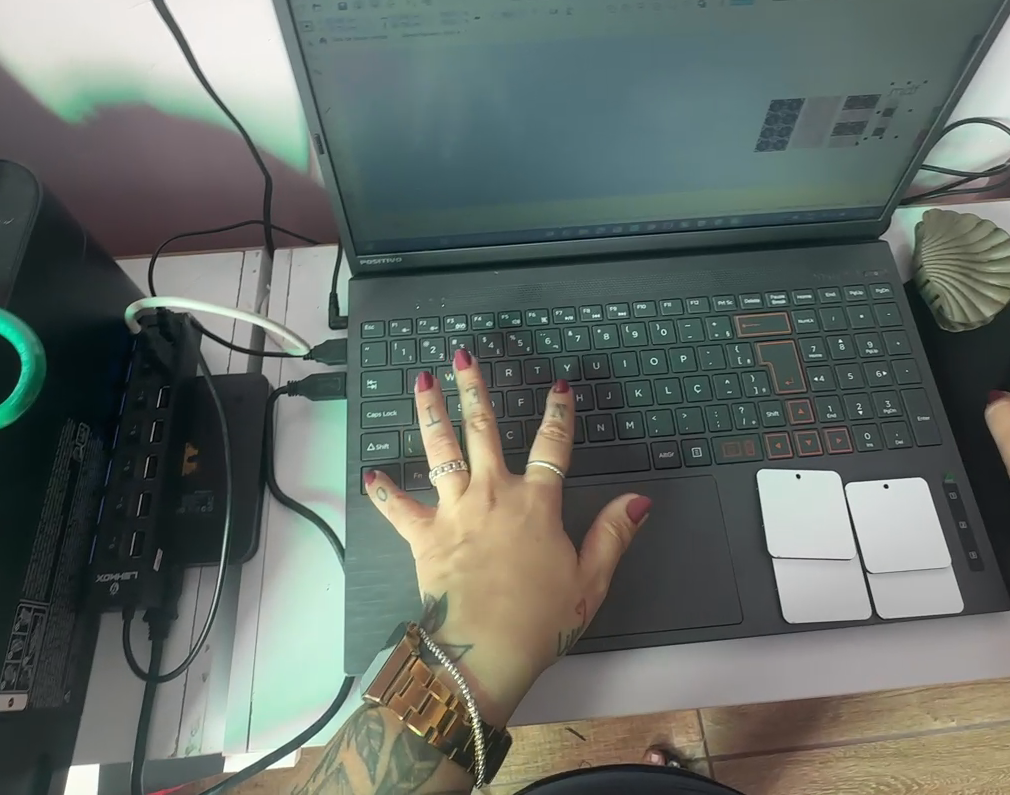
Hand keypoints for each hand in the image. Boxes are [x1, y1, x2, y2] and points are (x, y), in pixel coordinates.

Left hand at [360, 349, 650, 725]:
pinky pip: (400, 509)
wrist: (483, 652)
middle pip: (483, 430)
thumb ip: (612, 534)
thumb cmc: (539, 618)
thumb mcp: (589, 579)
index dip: (559, 415)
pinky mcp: (425, 535)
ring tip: (421, 381)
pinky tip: (370, 474)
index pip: (553, 447)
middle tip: (463, 357)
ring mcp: (455, 510)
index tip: (559, 386)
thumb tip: (639, 500)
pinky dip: (385, 493)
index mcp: (535, 503)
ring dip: (430, 413)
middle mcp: (492, 494)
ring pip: (440, 450)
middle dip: (474, 390)